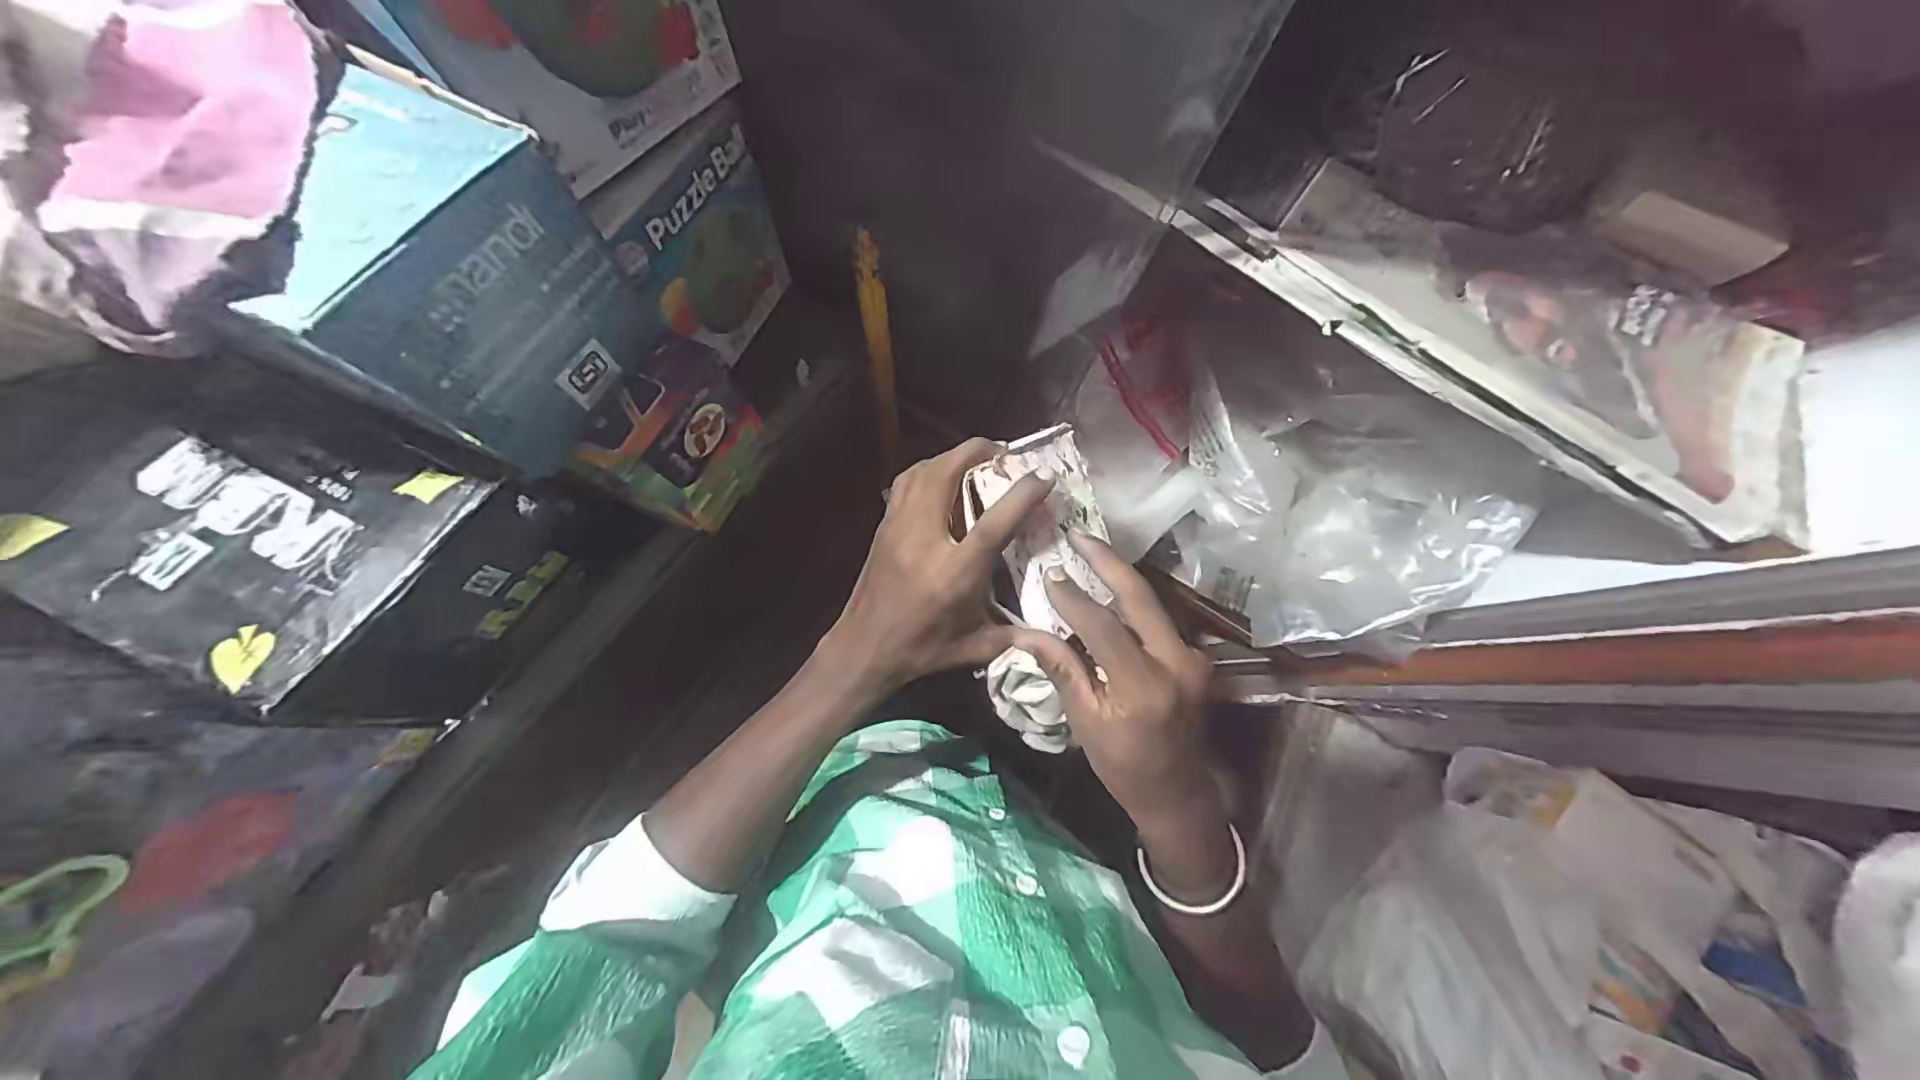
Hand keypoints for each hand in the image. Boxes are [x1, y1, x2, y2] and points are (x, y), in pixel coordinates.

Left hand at [819, 437, 1066, 698]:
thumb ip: (1019, 636)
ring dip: (951, 456)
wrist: (862, 649)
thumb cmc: (922, 650)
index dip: (1022, 494)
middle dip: (977, 452)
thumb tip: (1056, 636)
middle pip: (946, 474)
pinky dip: (927, 470)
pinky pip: (905, 483)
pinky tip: (941, 478)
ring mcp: (897, 529)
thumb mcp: (976, 647)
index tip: (1044, 475)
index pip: (993, 522)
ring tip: (975, 459)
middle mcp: (923, 540)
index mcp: (953, 573)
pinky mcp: (883, 528)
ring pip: (922, 471)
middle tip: (1003, 452)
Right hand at [1028, 533, 1217, 824]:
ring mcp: (1194, 659)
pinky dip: (1133, 603)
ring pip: (1153, 604)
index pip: (1102, 627)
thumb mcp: (1085, 722)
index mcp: (1143, 687)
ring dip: (1121, 576)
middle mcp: (1176, 664)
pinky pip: (1160, 621)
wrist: (1179, 794)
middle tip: (1078, 535)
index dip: (1071, 598)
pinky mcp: (1198, 658)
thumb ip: (1062, 669)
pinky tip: (1111, 589)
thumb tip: (1026, 632)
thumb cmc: (1124, 767)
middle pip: (1140, 597)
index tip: (1049, 573)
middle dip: (1107, 561)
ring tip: (1090, 552)